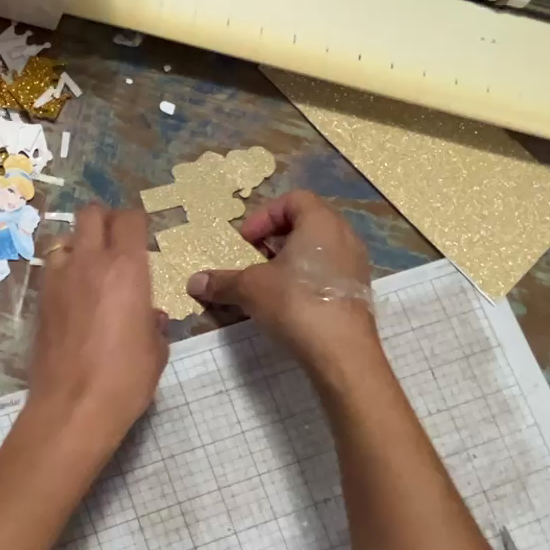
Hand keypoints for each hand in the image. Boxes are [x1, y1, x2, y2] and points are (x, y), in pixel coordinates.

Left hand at [26, 205, 167, 444]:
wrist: (73, 407)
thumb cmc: (125, 378)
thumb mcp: (156, 350)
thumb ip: (154, 323)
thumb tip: (151, 316)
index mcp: (126, 268)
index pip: (129, 218)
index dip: (136, 221)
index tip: (142, 235)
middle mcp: (88, 263)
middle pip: (90, 213)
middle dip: (104, 219)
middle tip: (114, 241)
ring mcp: (57, 280)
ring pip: (63, 239)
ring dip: (77, 245)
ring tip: (89, 269)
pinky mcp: (38, 301)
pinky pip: (50, 270)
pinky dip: (62, 272)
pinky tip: (73, 297)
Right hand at [186, 191, 381, 387]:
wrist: (341, 350)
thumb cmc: (295, 303)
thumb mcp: (249, 289)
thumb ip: (222, 282)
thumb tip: (193, 282)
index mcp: (320, 223)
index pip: (294, 199)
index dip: (264, 215)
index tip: (246, 241)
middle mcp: (343, 236)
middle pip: (307, 222)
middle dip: (276, 237)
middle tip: (254, 258)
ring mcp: (354, 264)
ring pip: (318, 248)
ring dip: (290, 259)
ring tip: (268, 281)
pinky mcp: (356, 290)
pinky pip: (328, 271)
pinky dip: (305, 277)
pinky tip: (288, 301)